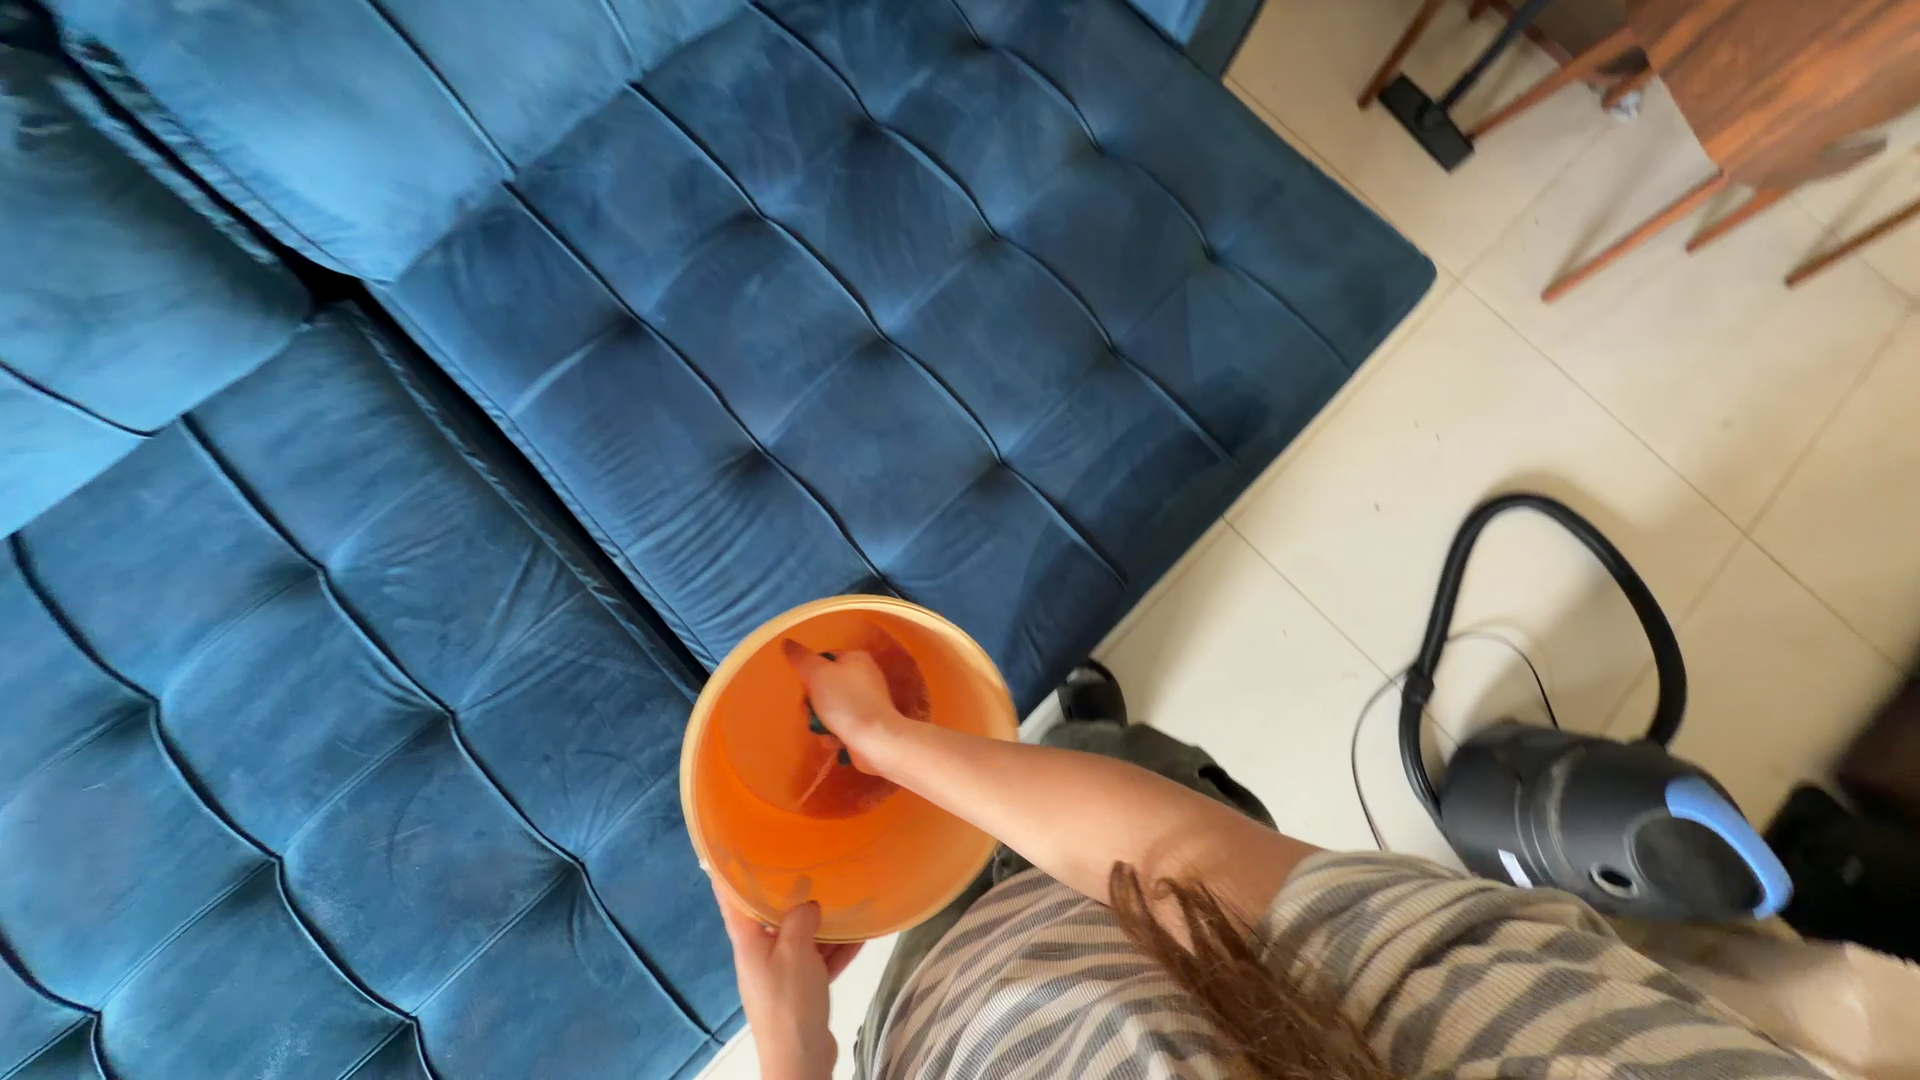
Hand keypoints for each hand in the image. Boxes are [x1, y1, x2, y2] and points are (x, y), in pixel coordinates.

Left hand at [713, 878, 862, 1079]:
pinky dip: (837, 948)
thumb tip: (809, 903)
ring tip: (845, 894)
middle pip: (773, 916)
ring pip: (802, 937)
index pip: (732, 901)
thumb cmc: (789, 1001)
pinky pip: (820, 959)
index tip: (736, 847)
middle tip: (812, 863)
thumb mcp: (795, 950)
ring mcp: (782, 973)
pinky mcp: (803, 990)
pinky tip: (862, 933)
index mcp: (748, 942)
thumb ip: (800, 918)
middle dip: (792, 893)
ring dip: (822, 922)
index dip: (730, 874)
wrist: (800, 1061)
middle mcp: (761, 954)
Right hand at [781, 641, 905, 770]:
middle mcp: (864, 676)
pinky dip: (834, 734)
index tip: (805, 688)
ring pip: (829, 708)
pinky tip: (836, 741)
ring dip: (821, 722)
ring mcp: (866, 702)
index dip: (809, 674)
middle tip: (811, 713)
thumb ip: (801, 658)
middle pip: (824, 686)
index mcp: (856, 658)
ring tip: (824, 730)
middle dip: (812, 704)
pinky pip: (840, 725)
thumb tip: (787, 642)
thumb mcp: (818, 674)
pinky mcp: (866, 724)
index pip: (823, 659)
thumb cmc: (846, 702)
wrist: (875, 740)